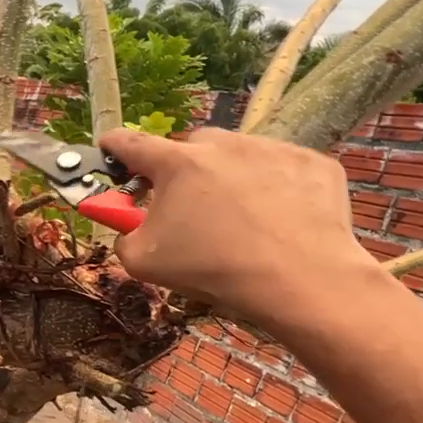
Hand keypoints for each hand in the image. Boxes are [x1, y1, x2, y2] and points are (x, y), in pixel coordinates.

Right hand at [97, 126, 382, 324]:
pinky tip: (274, 218)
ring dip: (226, 175)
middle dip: (179, 170)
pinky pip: (279, 168)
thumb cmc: (211, 268)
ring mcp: (272, 149)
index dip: (114, 145)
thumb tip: (129, 223)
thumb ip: (124, 232)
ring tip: (235, 215)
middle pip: (188, 148)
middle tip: (182, 203)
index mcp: (176, 164)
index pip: (130, 142)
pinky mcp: (312, 162)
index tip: (109, 148)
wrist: (300, 280)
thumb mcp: (141, 260)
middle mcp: (223, 145)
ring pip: (236, 155)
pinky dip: (271, 186)